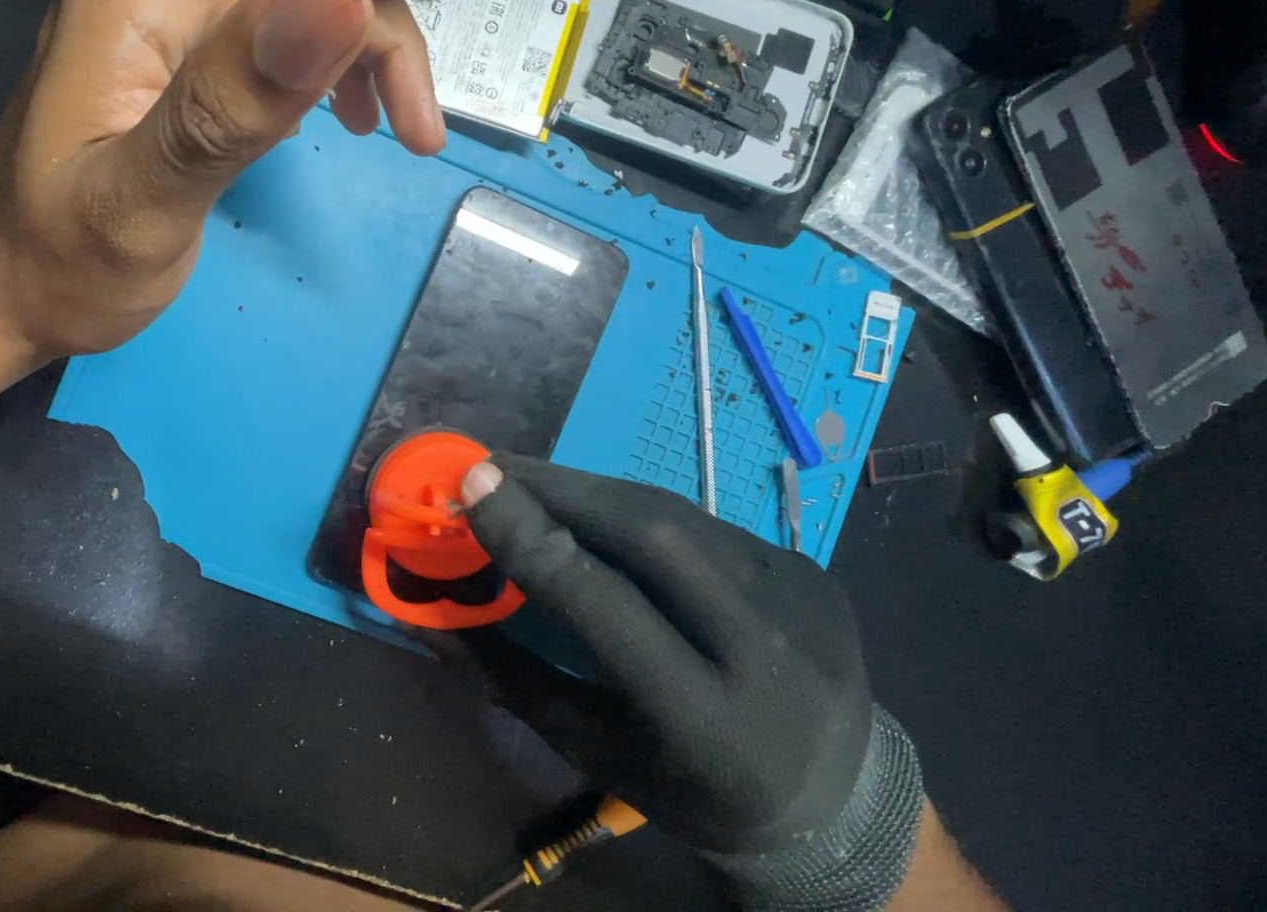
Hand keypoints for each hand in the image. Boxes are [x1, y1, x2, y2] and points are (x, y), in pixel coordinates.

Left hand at [0, 0, 460, 361]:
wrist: (10, 300)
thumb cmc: (57, 264)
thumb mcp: (138, 201)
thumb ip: (226, 103)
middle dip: (381, 4)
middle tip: (418, 114)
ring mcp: (182, 27)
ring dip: (373, 47)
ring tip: (405, 132)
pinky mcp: (198, 71)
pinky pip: (288, 37)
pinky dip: (338, 70)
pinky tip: (353, 122)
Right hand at [461, 456, 925, 906]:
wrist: (834, 800)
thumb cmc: (689, 788)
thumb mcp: (592, 750)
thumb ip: (512, 677)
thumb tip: (432, 619)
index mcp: (706, 720)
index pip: (605, 603)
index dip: (533, 537)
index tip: (473, 483)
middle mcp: (768, 648)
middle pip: (650, 532)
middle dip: (561, 488)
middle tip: (495, 467)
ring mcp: (801, 598)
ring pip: (677, 514)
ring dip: (594, 491)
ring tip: (536, 481)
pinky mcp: (810, 569)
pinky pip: (705, 525)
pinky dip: (640, 513)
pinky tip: (603, 513)